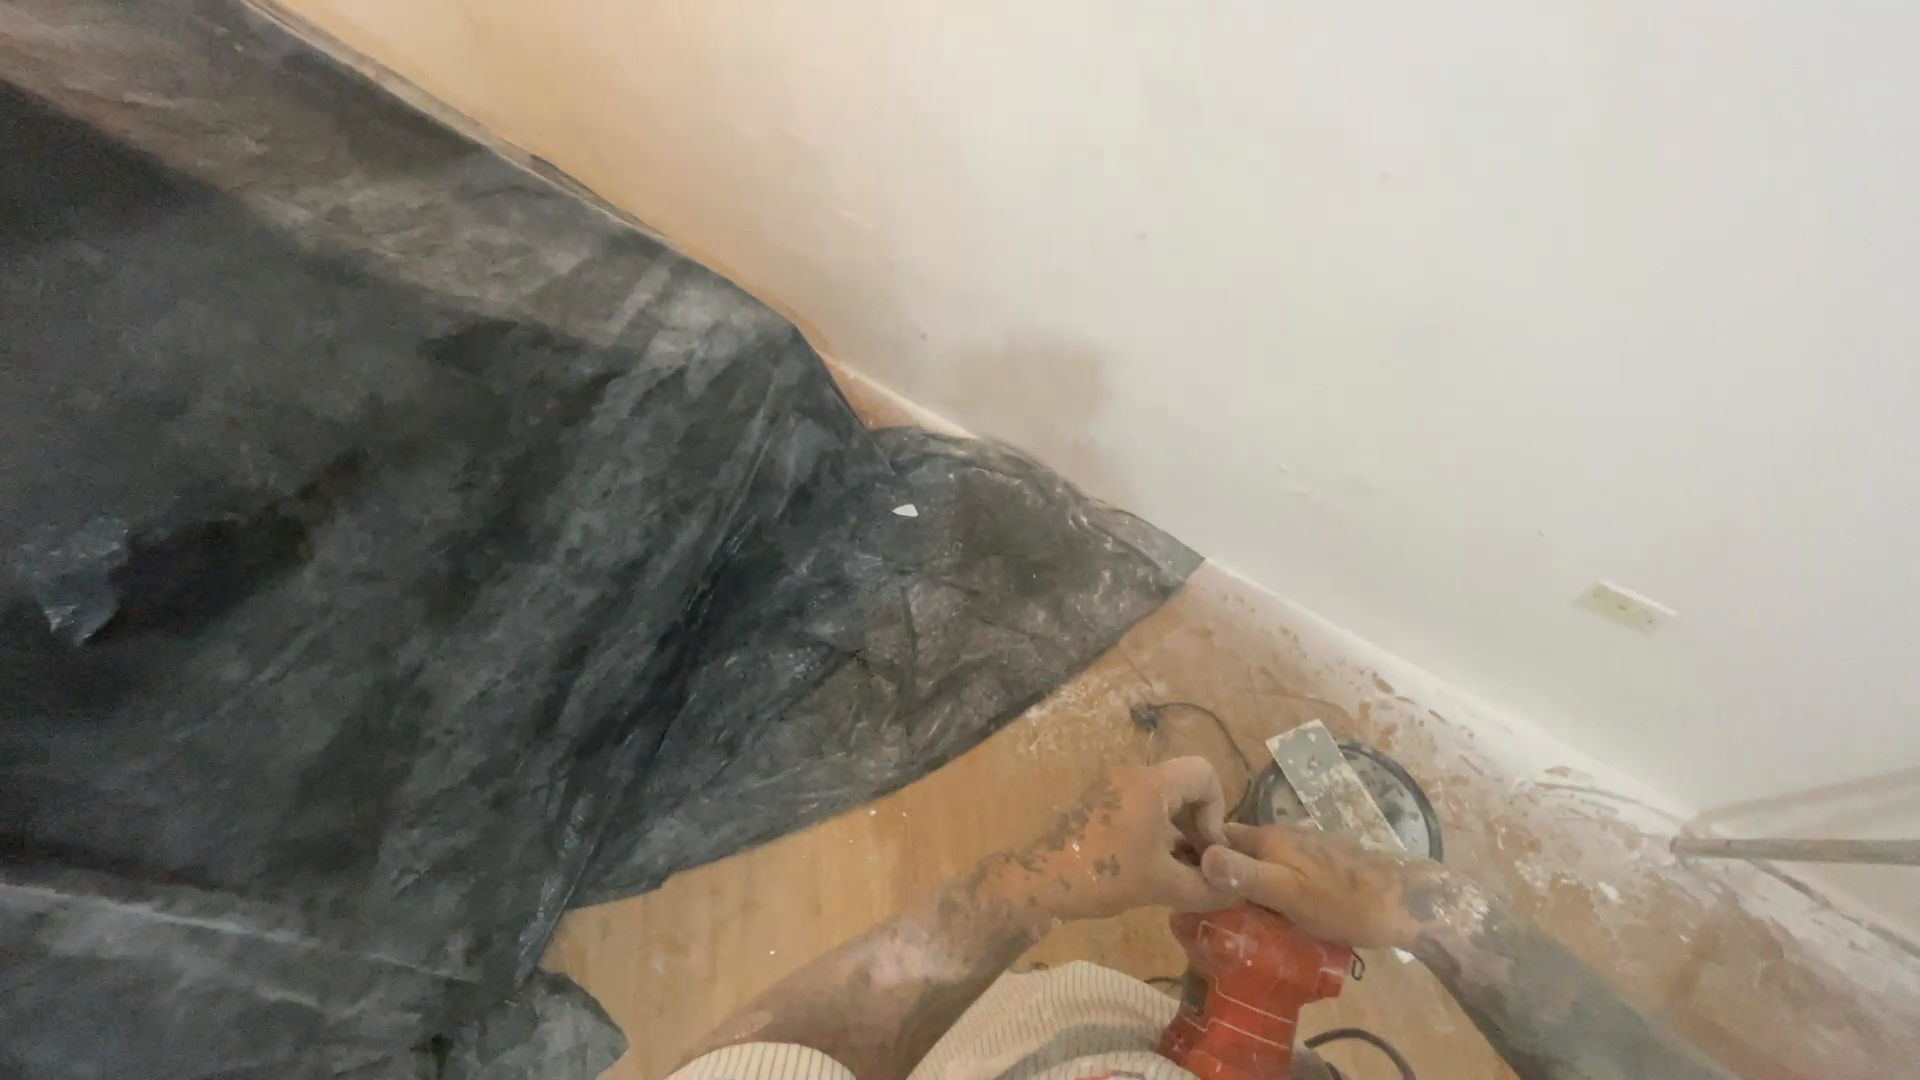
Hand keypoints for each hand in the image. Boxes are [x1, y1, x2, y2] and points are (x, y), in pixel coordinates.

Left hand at [1004, 757, 1237, 921]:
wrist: (1043, 880)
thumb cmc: (1105, 876)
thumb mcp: (1165, 887)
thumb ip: (1209, 888)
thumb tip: (1240, 891)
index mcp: (1151, 784)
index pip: (1204, 773)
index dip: (1217, 809)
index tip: (1206, 847)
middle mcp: (1133, 776)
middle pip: (1185, 785)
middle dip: (1199, 823)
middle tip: (1198, 863)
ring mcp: (1113, 787)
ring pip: (1163, 798)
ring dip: (1177, 830)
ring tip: (1178, 870)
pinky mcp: (1100, 803)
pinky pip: (1141, 806)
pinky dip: (1155, 830)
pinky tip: (1153, 867)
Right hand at [1199, 822, 1452, 949]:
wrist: (1407, 902)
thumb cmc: (1343, 900)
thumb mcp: (1289, 894)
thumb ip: (1245, 875)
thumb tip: (1199, 855)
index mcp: (1265, 838)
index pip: (1215, 835)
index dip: (1194, 851)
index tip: (1178, 878)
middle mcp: (1279, 834)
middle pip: (1236, 846)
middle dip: (1217, 867)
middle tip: (1202, 902)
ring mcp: (1302, 845)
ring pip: (1259, 857)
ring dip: (1243, 876)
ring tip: (1232, 910)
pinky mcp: (1320, 861)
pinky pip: (1280, 867)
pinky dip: (1267, 882)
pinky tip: (1272, 908)